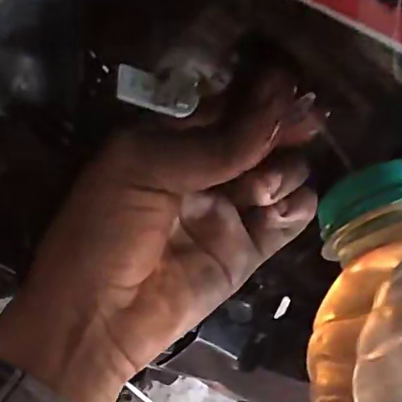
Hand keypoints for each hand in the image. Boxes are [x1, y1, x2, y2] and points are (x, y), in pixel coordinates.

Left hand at [0, 71, 320, 401]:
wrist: (97, 317)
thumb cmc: (102, 234)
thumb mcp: (141, 170)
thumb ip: (211, 144)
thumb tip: (277, 107)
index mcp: (166, 147)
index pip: (224, 111)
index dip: (256, 98)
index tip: (287, 84)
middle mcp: (201, 176)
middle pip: (258, 139)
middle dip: (281, 126)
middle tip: (304, 121)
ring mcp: (226, 214)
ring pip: (281, 173)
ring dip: (283, 169)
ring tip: (260, 188)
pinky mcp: (244, 253)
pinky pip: (287, 218)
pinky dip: (295, 206)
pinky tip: (275, 208)